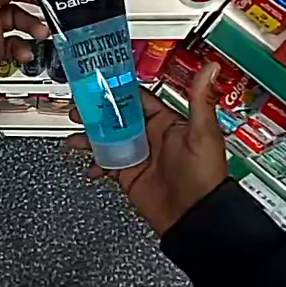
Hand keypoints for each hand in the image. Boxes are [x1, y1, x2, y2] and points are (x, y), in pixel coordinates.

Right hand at [66, 63, 228, 233]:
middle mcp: (149, 136)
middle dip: (96, 111)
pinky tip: (88, 165)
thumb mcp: (203, 132)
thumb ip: (199, 99)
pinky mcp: (128, 174)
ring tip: (75, 135)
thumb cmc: (205, 175)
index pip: (137, 99)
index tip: (100, 82)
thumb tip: (210, 68)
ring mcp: (137, 155)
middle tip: (79, 106)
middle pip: (116, 117)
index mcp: (166, 122)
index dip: (118, 90)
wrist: (194, 218)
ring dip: (89, 135)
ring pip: (106, 138)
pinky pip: (106, 163)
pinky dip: (94, 163)